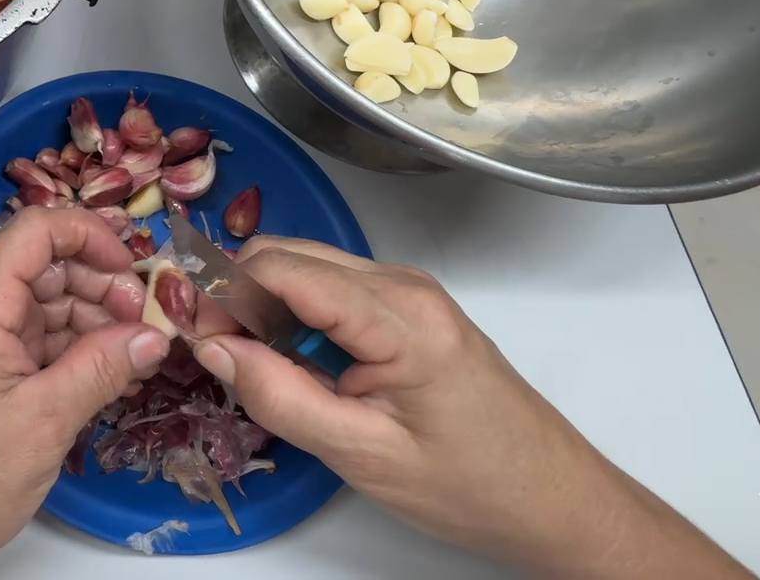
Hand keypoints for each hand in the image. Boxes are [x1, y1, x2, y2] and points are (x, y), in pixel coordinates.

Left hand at [0, 208, 169, 579]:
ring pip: (47, 300)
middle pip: (46, 263)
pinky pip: (39, 335)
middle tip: (149, 323)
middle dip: (101, 282)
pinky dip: (76, 346)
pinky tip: (113, 371)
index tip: (134, 269)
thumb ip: (100, 370)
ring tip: (139, 353)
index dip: (88, 235)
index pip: (34, 231)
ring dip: (95, 317)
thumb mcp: (43, 422)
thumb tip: (154, 335)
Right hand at [189, 236, 751, 579]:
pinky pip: (323, 281)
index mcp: (398, 317)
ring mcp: (404, 286)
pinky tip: (294, 354)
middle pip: (284, 253)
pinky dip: (289, 306)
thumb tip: (207, 343)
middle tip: (219, 349)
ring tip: (257, 358)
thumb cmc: (470, 488)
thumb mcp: (362, 456)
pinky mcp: (404, 300)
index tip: (195, 333)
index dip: (224, 291)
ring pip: (299, 263)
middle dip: (235, 291)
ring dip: (261, 300)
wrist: (564, 505)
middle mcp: (400, 282)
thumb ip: (278, 395)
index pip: (281, 267)